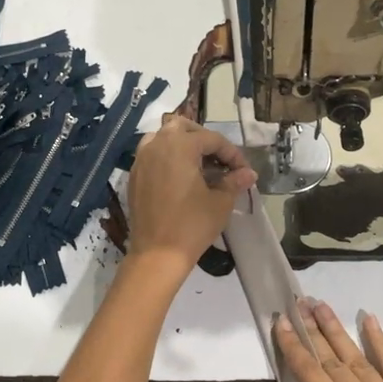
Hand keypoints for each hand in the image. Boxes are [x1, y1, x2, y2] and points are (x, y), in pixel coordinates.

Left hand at [125, 115, 256, 265]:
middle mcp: (157, 145)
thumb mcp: (220, 202)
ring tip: (199, 165)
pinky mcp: (134, 176)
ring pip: (162, 138)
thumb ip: (234, 181)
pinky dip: (167, 157)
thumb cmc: (192, 225)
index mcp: (179, 146)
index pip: (212, 139)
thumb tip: (248, 173)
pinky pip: (151, 155)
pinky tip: (180, 177)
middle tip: (219, 160)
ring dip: (182, 144)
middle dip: (204, 139)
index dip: (231, 153)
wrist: (157, 254)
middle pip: (183, 127)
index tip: (243, 171)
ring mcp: (141, 159)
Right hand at [276, 301, 382, 381]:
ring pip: (360, 359)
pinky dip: (381, 344)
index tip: (280, 323)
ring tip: (321, 306)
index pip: (313, 377)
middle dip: (313, 331)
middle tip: (297, 303)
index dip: (294, 349)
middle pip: (334, 361)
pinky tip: (368, 321)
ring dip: (338, 331)